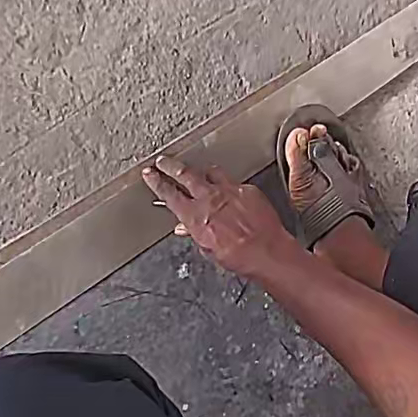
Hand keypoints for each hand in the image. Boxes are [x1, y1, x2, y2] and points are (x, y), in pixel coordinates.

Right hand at [142, 154, 301, 278]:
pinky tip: (229, 191)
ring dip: (201, 171)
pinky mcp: (247, 189)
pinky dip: (228, 185)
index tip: (150, 174)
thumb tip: (185, 227)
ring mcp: (229, 190)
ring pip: (210, 171)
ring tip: (198, 171)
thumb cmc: (238, 256)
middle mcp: (210, 198)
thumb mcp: (208, 249)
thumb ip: (194, 232)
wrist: (267, 251)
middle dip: (170, 165)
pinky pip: (233, 181)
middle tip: (163, 160)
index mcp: (195, 215)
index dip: (156, 181)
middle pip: (185, 173)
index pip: (169, 193)